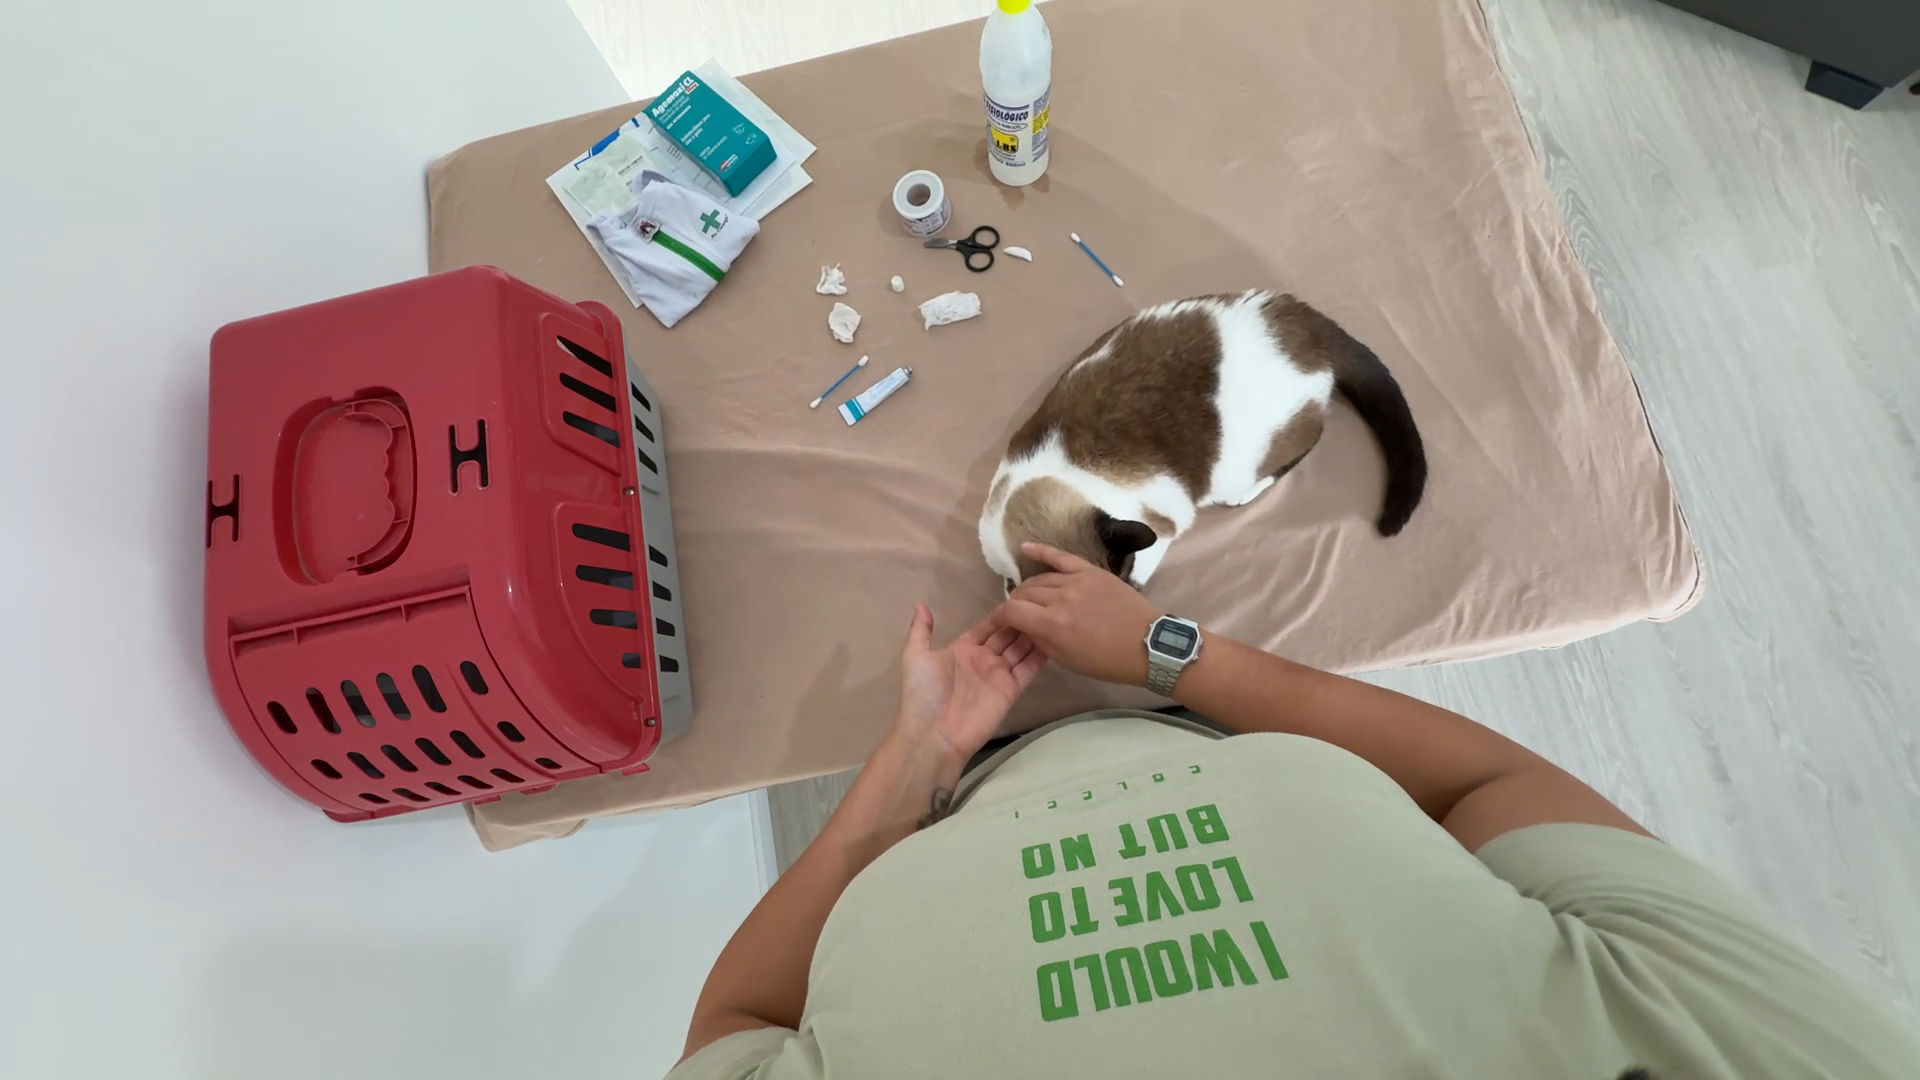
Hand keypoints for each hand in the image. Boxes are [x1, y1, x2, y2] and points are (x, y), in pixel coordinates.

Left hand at [893, 602, 1048, 763]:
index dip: (1000, 615)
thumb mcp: (915, 656)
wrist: (934, 734)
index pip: (986, 628)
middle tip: (1039, 603)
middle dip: (1019, 621)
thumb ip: (921, 630)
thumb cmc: (923, 692)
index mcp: (962, 649)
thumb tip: (921, 603)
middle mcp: (983, 660)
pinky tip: (1052, 637)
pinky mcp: (1011, 690)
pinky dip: (1039, 655)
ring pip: (1020, 649)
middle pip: (1006, 637)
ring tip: (1049, 615)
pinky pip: (1028, 669)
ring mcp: (998, 675)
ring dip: (1032, 634)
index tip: (1017, 597)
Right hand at [993, 542, 1165, 686]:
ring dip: (1029, 588)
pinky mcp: (1091, 570)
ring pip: (1039, 578)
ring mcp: (1076, 580)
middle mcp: (1060, 598)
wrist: (1148, 645)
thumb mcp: (1067, 660)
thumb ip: (1040, 640)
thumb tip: (1024, 626)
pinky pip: (1061, 556)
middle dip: (1017, 604)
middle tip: (1021, 614)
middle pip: (1024, 593)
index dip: (1000, 617)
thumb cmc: (1108, 661)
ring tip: (1030, 597)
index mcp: (1053, 625)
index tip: (1001, 622)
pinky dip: (1041, 550)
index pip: (1012, 611)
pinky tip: (1025, 546)